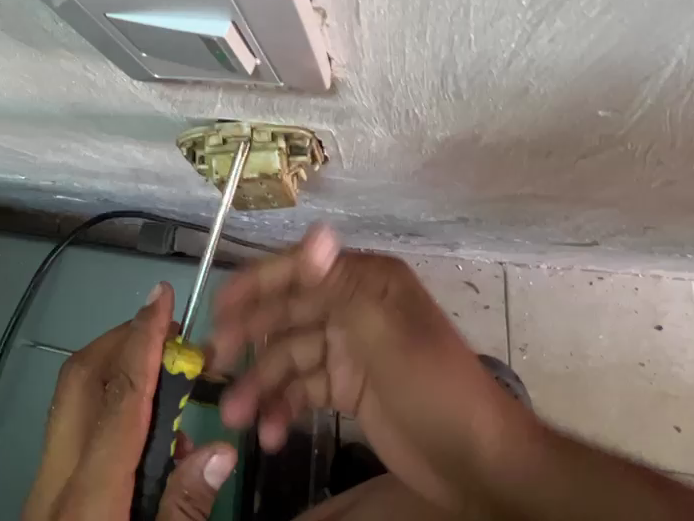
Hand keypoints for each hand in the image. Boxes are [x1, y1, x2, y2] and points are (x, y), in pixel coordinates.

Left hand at [22, 281, 237, 520]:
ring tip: (170, 387)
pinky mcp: (44, 499)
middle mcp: (55, 479)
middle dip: (123, 341)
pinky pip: (71, 429)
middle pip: (80, 380)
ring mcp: (43, 487)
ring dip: (118, 375)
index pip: (121, 398)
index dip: (144, 341)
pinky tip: (148, 438)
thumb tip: (220, 450)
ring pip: (71, 400)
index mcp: (88, 495)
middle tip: (169, 332)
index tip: (161, 296)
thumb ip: (184, 506)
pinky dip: (108, 410)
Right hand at [210, 227, 528, 510]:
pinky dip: (283, 409)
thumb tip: (314, 229)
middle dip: (251, 341)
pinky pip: (303, 391)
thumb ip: (338, 283)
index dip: (257, 285)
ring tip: (235, 415)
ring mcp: (349, 350)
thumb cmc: (432, 386)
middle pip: (288, 316)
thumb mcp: (383, 331)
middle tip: (213, 364)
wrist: (480, 464)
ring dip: (261, 385)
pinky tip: (269, 433)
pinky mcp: (347, 389)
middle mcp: (352, 307)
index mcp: (365, 282)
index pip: (300, 272)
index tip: (220, 305)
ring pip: (290, 358)